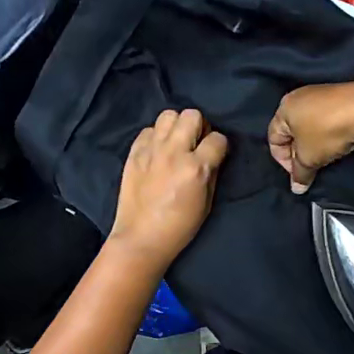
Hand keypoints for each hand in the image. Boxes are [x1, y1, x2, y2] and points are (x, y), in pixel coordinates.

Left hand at [108, 109, 228, 269]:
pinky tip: (157, 152)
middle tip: (195, 144)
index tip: (214, 156)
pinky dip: (156, 137)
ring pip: (169, 115)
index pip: (218, 138)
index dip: (219, 147)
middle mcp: (174, 152)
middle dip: (199, 127)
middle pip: (192, 115)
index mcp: (196, 168)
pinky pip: (148, 130)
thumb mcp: (206, 203)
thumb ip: (212, 173)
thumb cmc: (179, 227)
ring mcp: (151, 150)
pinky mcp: (134, 153)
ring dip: (176, 126)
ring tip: (175, 143)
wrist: (141, 238)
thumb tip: (214, 156)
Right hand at [267, 81, 353, 191]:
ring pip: (310, 125)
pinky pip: (327, 118)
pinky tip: (339, 141)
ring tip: (327, 155)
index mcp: (284, 107)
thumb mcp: (309, 158)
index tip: (298, 172)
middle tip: (311, 166)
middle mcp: (299, 96)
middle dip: (299, 152)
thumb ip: (299, 174)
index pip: (273, 139)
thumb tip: (297, 188)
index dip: (283, 160)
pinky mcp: (340, 94)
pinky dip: (329, 132)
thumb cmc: (327, 131)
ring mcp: (321, 93)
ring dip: (315, 143)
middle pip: (291, 131)